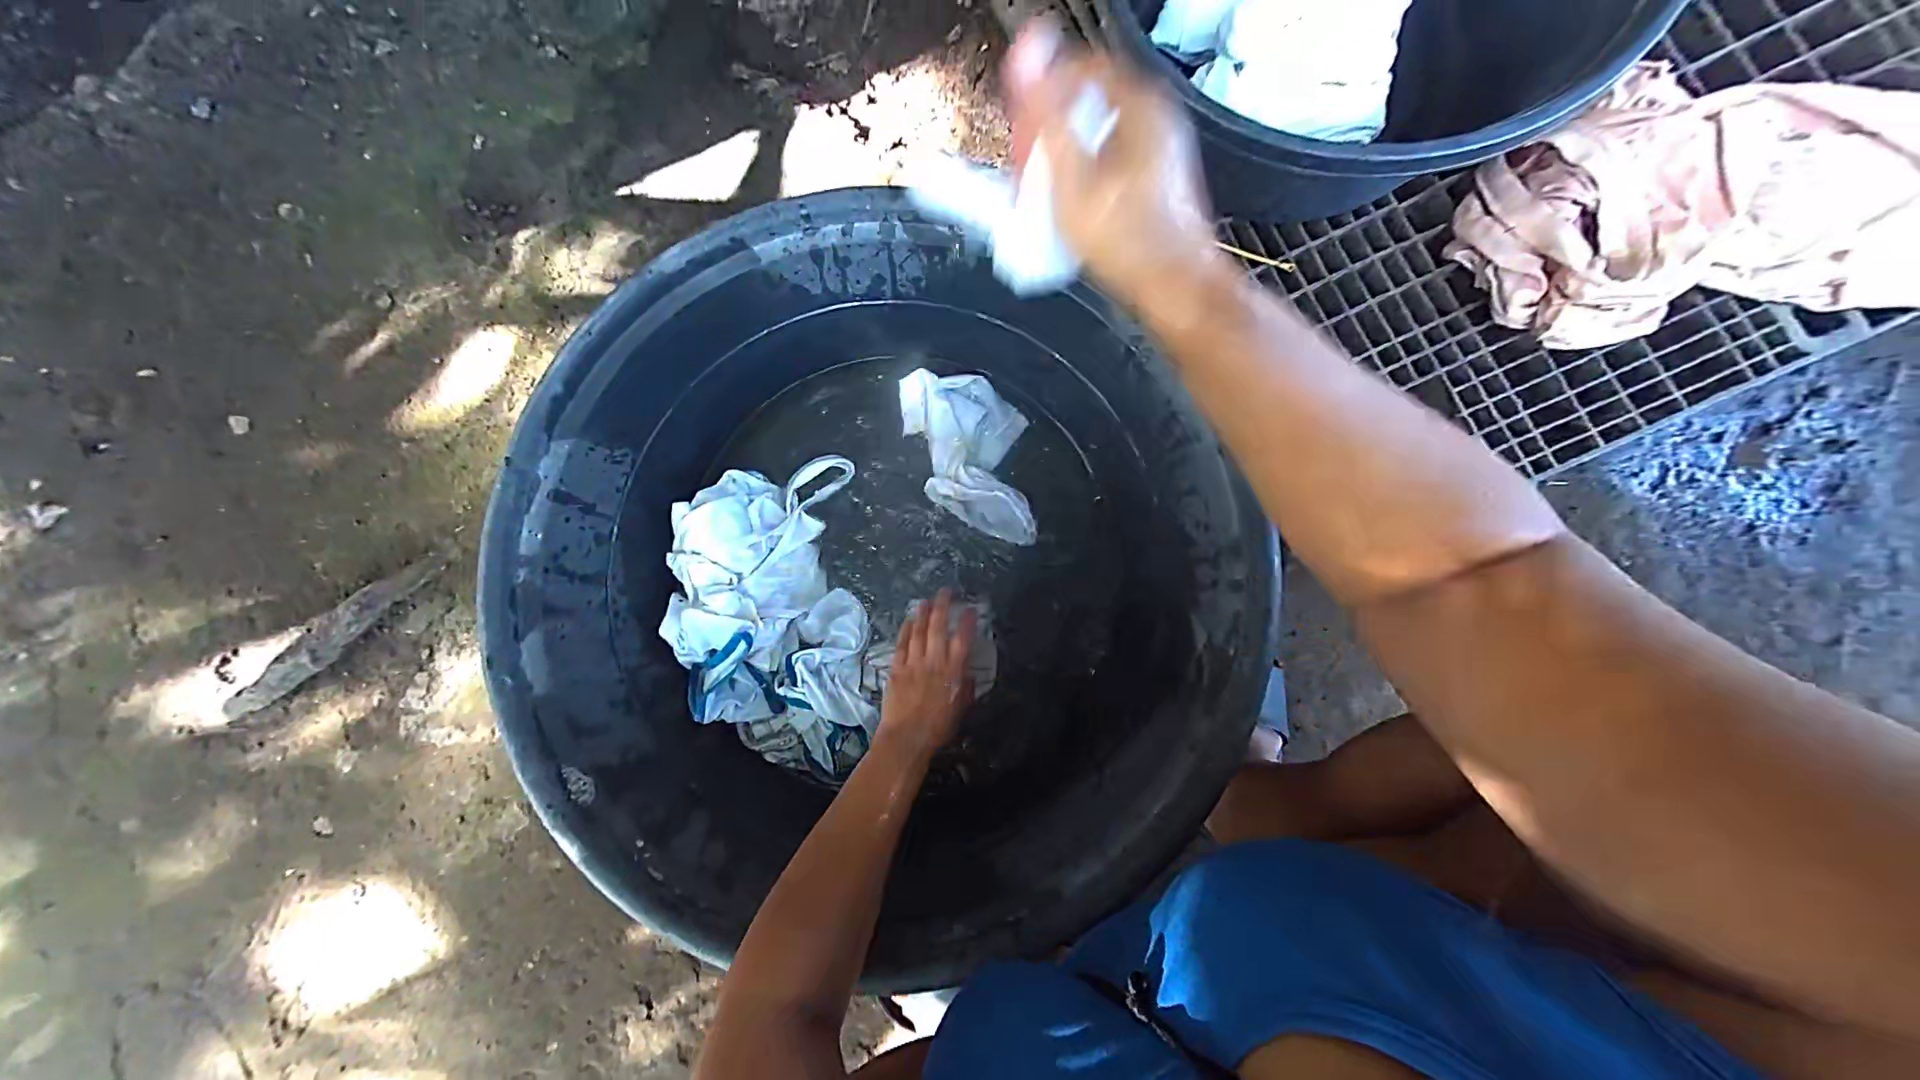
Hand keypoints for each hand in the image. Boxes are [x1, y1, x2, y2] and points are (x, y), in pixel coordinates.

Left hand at [877, 589, 977, 759]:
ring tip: (927, 600)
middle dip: (943, 606)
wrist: (906, 738)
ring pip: (919, 631)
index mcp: (953, 672)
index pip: (963, 640)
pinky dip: (906, 629)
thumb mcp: (960, 708)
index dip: (968, 622)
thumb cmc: (937, 728)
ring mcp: (913, 663)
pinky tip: (909, 620)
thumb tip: (966, 672)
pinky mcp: (897, 668)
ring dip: (923, 613)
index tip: (971, 609)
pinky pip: (902, 643)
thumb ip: (964, 687)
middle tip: (945, 592)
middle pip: (939, 627)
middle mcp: (934, 662)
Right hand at [1002, 21, 1227, 312]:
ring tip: (1039, 193)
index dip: (1040, 90)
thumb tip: (1028, 55)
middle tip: (1023, 162)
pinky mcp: (1151, 187)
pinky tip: (1067, 212)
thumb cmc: (1132, 243)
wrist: (1173, 288)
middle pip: (1086, 105)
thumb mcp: (1073, 178)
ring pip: (1095, 139)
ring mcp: (1156, 155)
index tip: (1018, 117)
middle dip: (1047, 132)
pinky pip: (1106, 168)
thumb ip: (1047, 115)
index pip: (1080, 67)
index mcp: (1139, 107)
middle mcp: (1154, 123)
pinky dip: (1081, 182)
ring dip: (1060, 161)